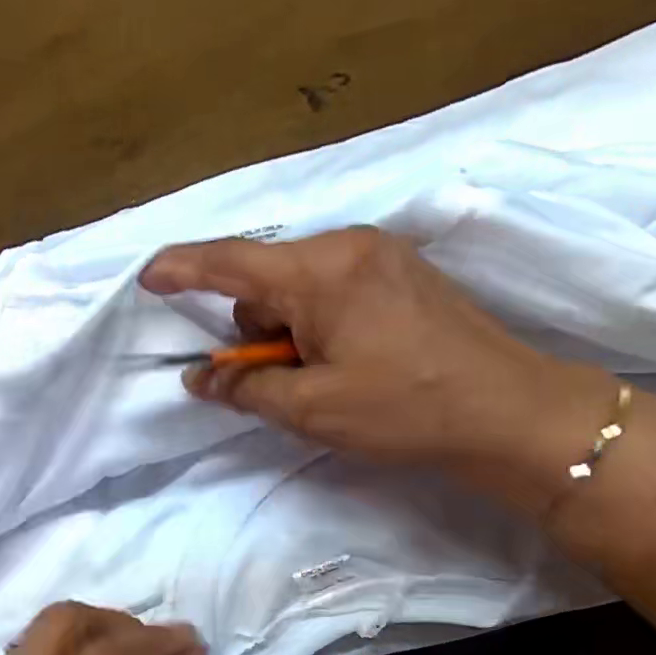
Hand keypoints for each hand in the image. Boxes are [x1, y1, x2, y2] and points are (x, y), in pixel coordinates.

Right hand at [140, 226, 624, 514]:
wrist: (508, 410)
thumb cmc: (405, 409)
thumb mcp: (314, 408)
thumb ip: (247, 387)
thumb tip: (201, 378)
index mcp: (319, 271)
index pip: (229, 261)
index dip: (182, 268)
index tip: (148, 276)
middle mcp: (348, 244)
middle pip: (269, 278)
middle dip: (260, 329)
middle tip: (289, 380)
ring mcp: (383, 253)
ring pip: (305, 285)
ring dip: (296, 328)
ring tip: (332, 377)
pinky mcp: (407, 272)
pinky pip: (340, 287)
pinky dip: (327, 321)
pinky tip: (359, 359)